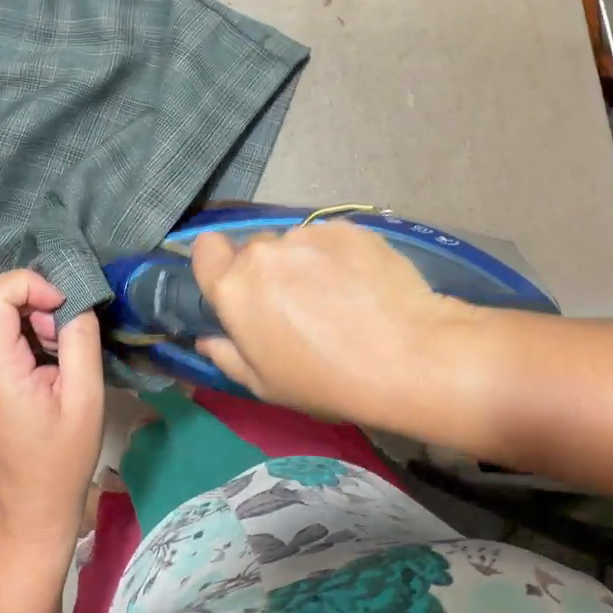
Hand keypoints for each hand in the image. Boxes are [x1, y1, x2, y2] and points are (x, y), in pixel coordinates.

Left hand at [0, 270, 104, 546]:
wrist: (31, 507)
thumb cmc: (63, 458)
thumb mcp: (87, 398)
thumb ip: (80, 340)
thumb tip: (75, 301)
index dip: (28, 284)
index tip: (62, 305)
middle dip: (27, 299)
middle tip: (60, 330)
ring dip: (21, 316)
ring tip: (53, 349)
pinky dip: (12, 333)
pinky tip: (38, 361)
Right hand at [191, 221, 482, 424]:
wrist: (408, 356)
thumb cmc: (326, 380)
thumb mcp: (265, 385)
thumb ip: (226, 356)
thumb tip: (207, 339)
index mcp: (233, 287)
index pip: (205, 249)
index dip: (217, 266)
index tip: (239, 290)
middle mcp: (262, 251)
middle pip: (253, 250)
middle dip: (266, 272)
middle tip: (296, 306)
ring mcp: (306, 235)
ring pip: (294, 244)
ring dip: (304, 264)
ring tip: (338, 298)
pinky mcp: (346, 228)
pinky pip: (329, 239)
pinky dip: (338, 257)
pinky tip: (362, 286)